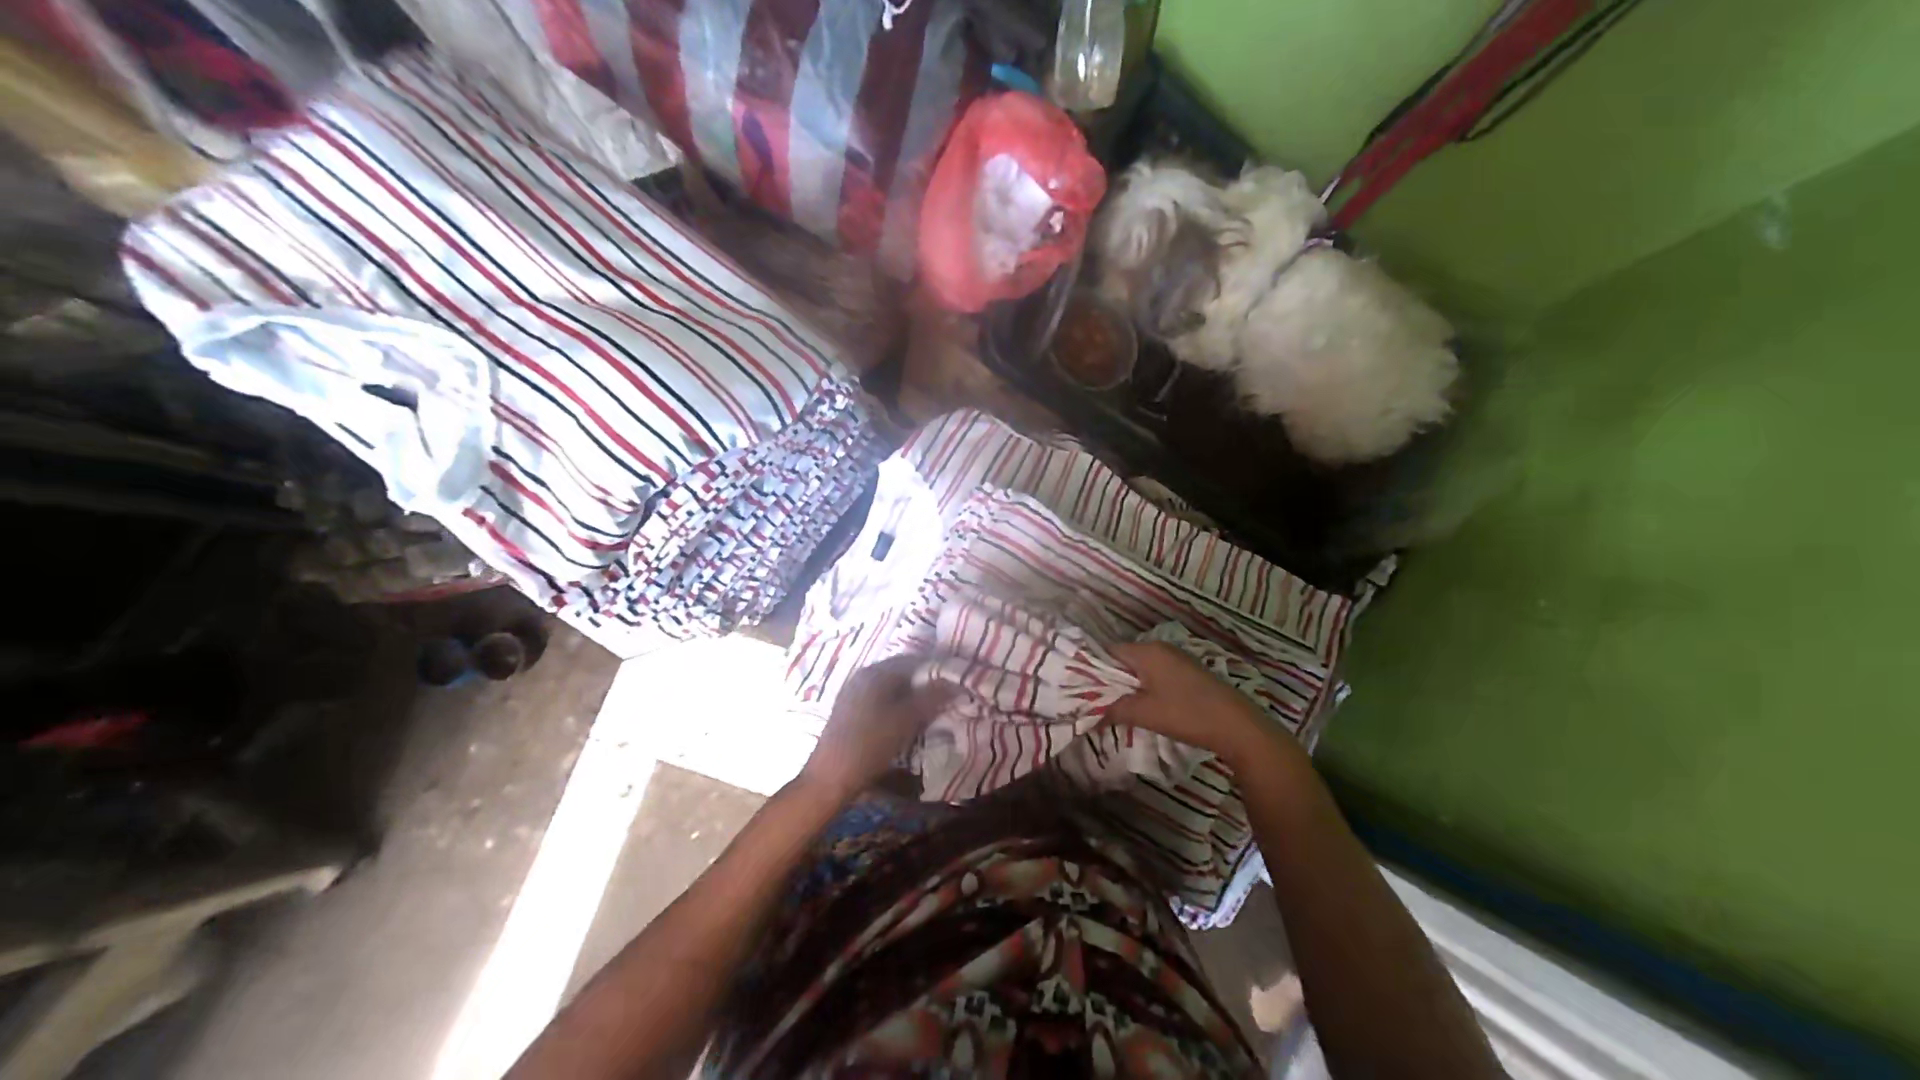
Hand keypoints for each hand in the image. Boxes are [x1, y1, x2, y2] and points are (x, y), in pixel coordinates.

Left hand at [801, 657, 955, 802]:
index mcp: (874, 672)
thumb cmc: (868, 744)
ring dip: (914, 698)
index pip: (913, 659)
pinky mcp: (851, 714)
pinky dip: (900, 708)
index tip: (960, 680)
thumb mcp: (906, 720)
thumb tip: (957, 682)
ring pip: (893, 689)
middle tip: (951, 697)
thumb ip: (932, 698)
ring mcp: (855, 695)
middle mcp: (862, 677)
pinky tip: (912, 723)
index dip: (938, 668)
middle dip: (927, 684)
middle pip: (902, 673)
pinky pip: (883, 702)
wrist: (829, 779)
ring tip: (936, 711)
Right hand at [1107, 642, 1296, 768]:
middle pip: (1124, 660)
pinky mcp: (1189, 673)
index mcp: (1147, 651)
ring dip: (1128, 687)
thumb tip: (1090, 713)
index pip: (1109, 652)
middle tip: (1096, 703)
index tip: (1081, 690)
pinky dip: (1145, 688)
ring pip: (1141, 669)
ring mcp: (1177, 659)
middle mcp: (1161, 648)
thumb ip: (1113, 709)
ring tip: (1117, 708)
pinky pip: (1156, 675)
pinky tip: (1144, 707)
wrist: (1237, 726)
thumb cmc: (1186, 714)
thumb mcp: (1143, 713)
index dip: (1093, 669)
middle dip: (1110, 680)